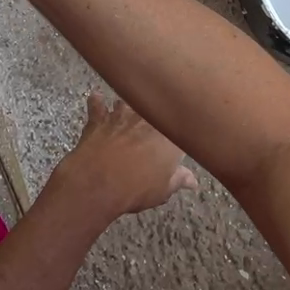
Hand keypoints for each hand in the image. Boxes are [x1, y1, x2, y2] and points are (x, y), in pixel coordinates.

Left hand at [48, 93, 195, 219]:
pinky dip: (97, 102)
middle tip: (151, 126)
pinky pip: (97, 103)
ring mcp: (119, 115)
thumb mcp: (163, 190)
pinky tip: (97, 99)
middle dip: (152, 117)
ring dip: (127, 109)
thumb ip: (178, 179)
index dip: (177, 129)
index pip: (177, 126)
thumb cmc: (136, 188)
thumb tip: (192, 179)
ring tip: (127, 115)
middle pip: (151, 111)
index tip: (178, 132)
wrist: (98, 181)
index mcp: (166, 136)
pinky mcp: (97, 117)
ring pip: (126, 103)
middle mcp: (144, 119)